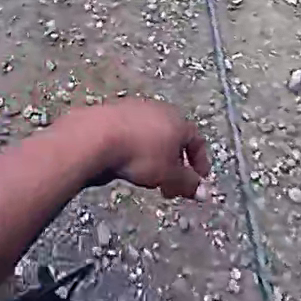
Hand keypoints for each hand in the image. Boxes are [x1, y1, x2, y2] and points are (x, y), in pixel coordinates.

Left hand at [64, 100, 211, 198]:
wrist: (97, 135)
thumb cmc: (140, 154)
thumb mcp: (169, 175)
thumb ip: (187, 183)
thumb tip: (203, 192)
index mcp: (177, 120)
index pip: (196, 140)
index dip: (200, 161)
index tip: (198, 179)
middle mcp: (158, 109)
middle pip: (174, 137)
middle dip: (175, 163)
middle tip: (171, 187)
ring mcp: (135, 108)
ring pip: (153, 135)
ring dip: (156, 156)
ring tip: (149, 177)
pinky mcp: (115, 112)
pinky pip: (133, 132)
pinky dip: (137, 148)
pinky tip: (128, 162)